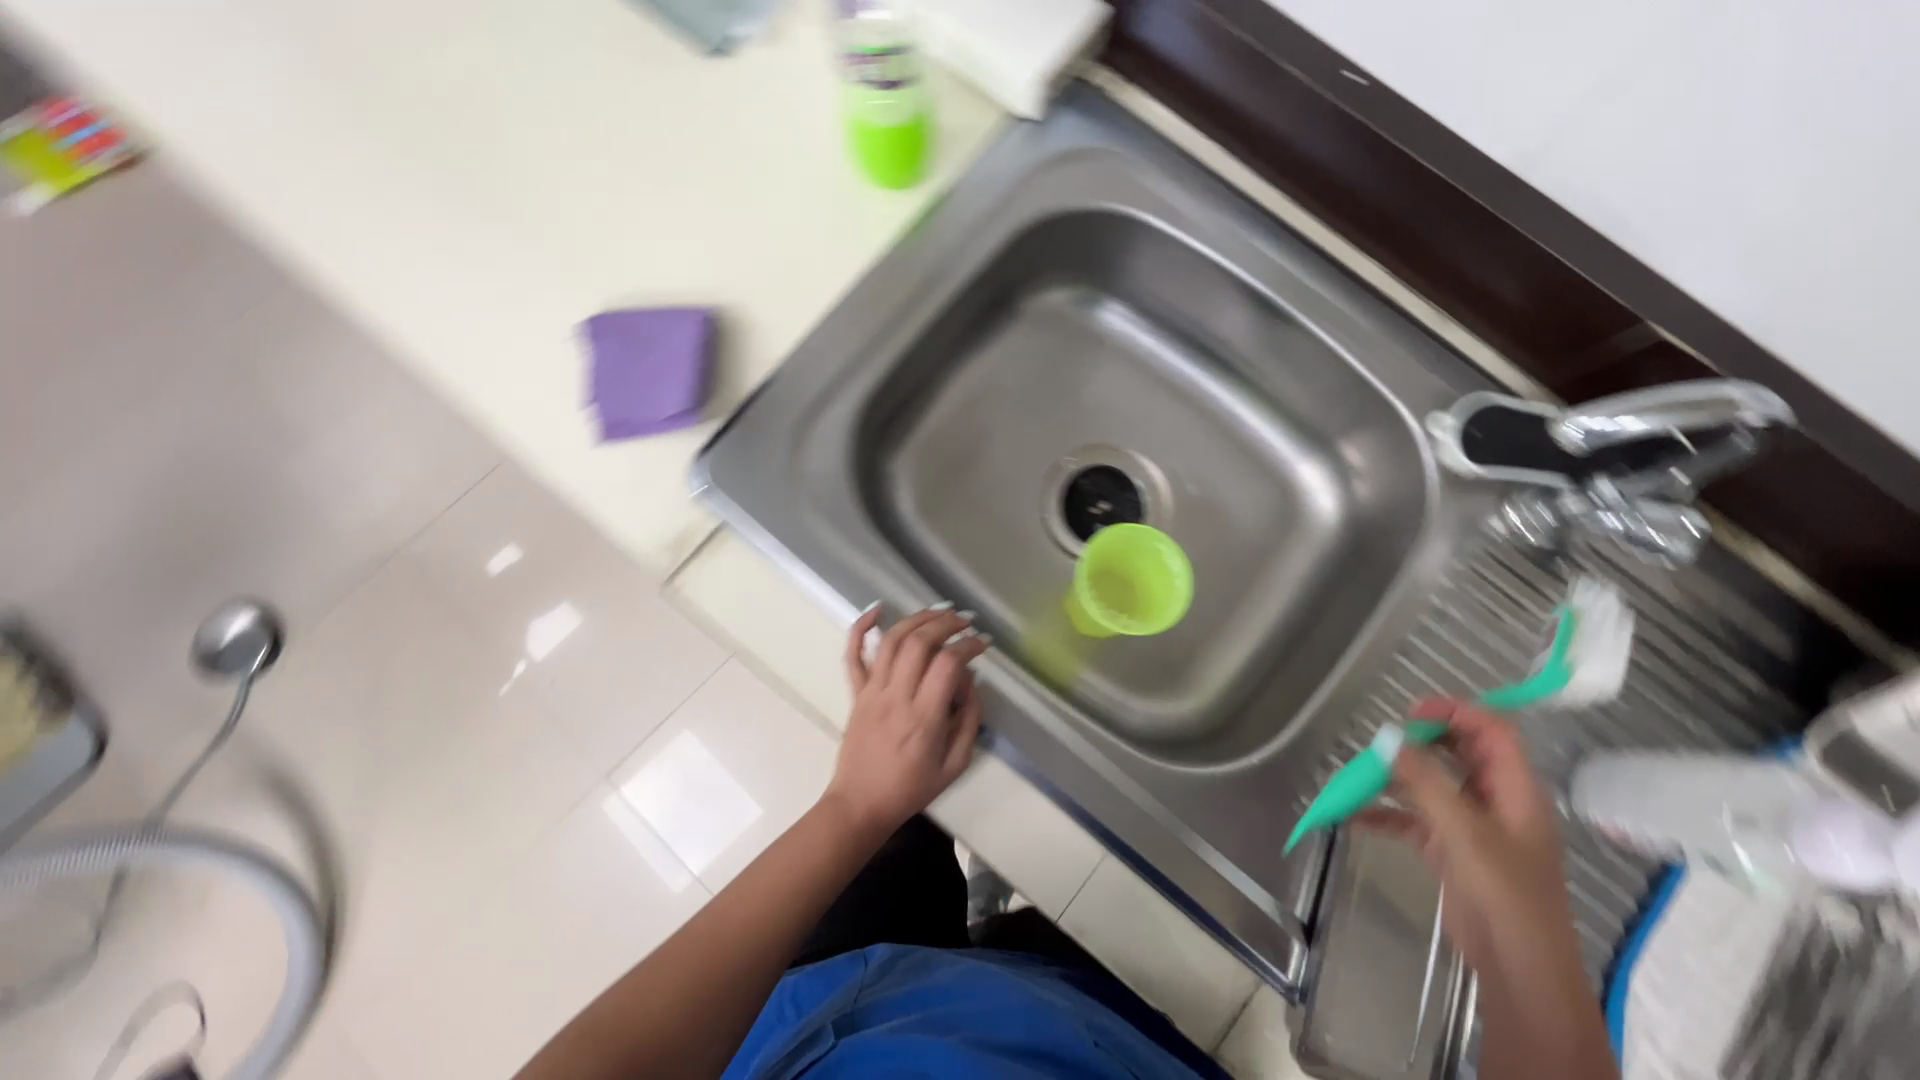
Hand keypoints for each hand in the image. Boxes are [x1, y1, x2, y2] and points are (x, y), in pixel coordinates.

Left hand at [822, 604, 989, 842]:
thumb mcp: (954, 765)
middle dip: (946, 623)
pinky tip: (877, 609)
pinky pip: (853, 655)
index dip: (968, 646)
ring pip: (891, 641)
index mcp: (923, 718)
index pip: (947, 665)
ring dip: (916, 618)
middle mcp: (896, 697)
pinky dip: (861, 627)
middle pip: (919, 643)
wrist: (860, 805)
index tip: (983, 644)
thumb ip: (968, 721)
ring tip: (938, 612)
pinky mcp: (856, 694)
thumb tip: (971, 681)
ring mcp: (871, 692)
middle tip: (965, 621)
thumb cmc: (911, 789)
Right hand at [1356, 699, 1584, 991]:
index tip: (1412, 711)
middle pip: (1461, 754)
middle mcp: (1496, 802)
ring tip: (1360, 771)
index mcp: (1516, 791)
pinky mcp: (1450, 853)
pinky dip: (1386, 815)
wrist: (1518, 967)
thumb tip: (1388, 737)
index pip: (1493, 732)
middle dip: (1422, 741)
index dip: (1458, 712)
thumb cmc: (1505, 893)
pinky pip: (1414, 821)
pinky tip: (1352, 815)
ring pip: (1433, 786)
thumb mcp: (1465, 832)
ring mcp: (1472, 828)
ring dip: (1398, 777)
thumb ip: (1425, 781)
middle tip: (1383, 737)